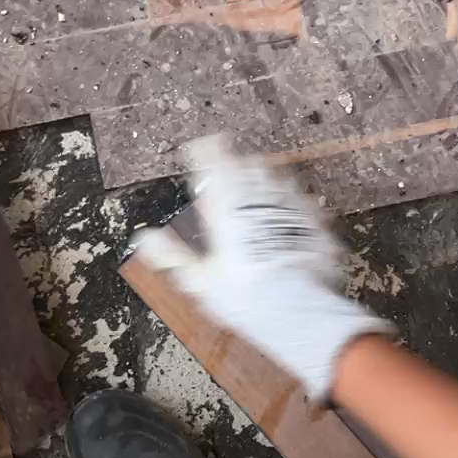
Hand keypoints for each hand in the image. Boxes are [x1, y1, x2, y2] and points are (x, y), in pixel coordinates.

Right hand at [130, 135, 392, 401]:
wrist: (298, 312)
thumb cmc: (243, 297)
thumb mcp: (198, 280)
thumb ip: (171, 255)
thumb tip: (142, 238)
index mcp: (227, 210)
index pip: (213, 166)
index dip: (205, 152)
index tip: (199, 145)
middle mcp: (258, 201)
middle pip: (246, 166)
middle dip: (235, 164)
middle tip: (228, 168)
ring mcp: (289, 208)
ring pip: (275, 178)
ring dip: (264, 178)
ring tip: (257, 187)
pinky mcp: (314, 221)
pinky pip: (302, 200)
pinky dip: (290, 202)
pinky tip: (287, 213)